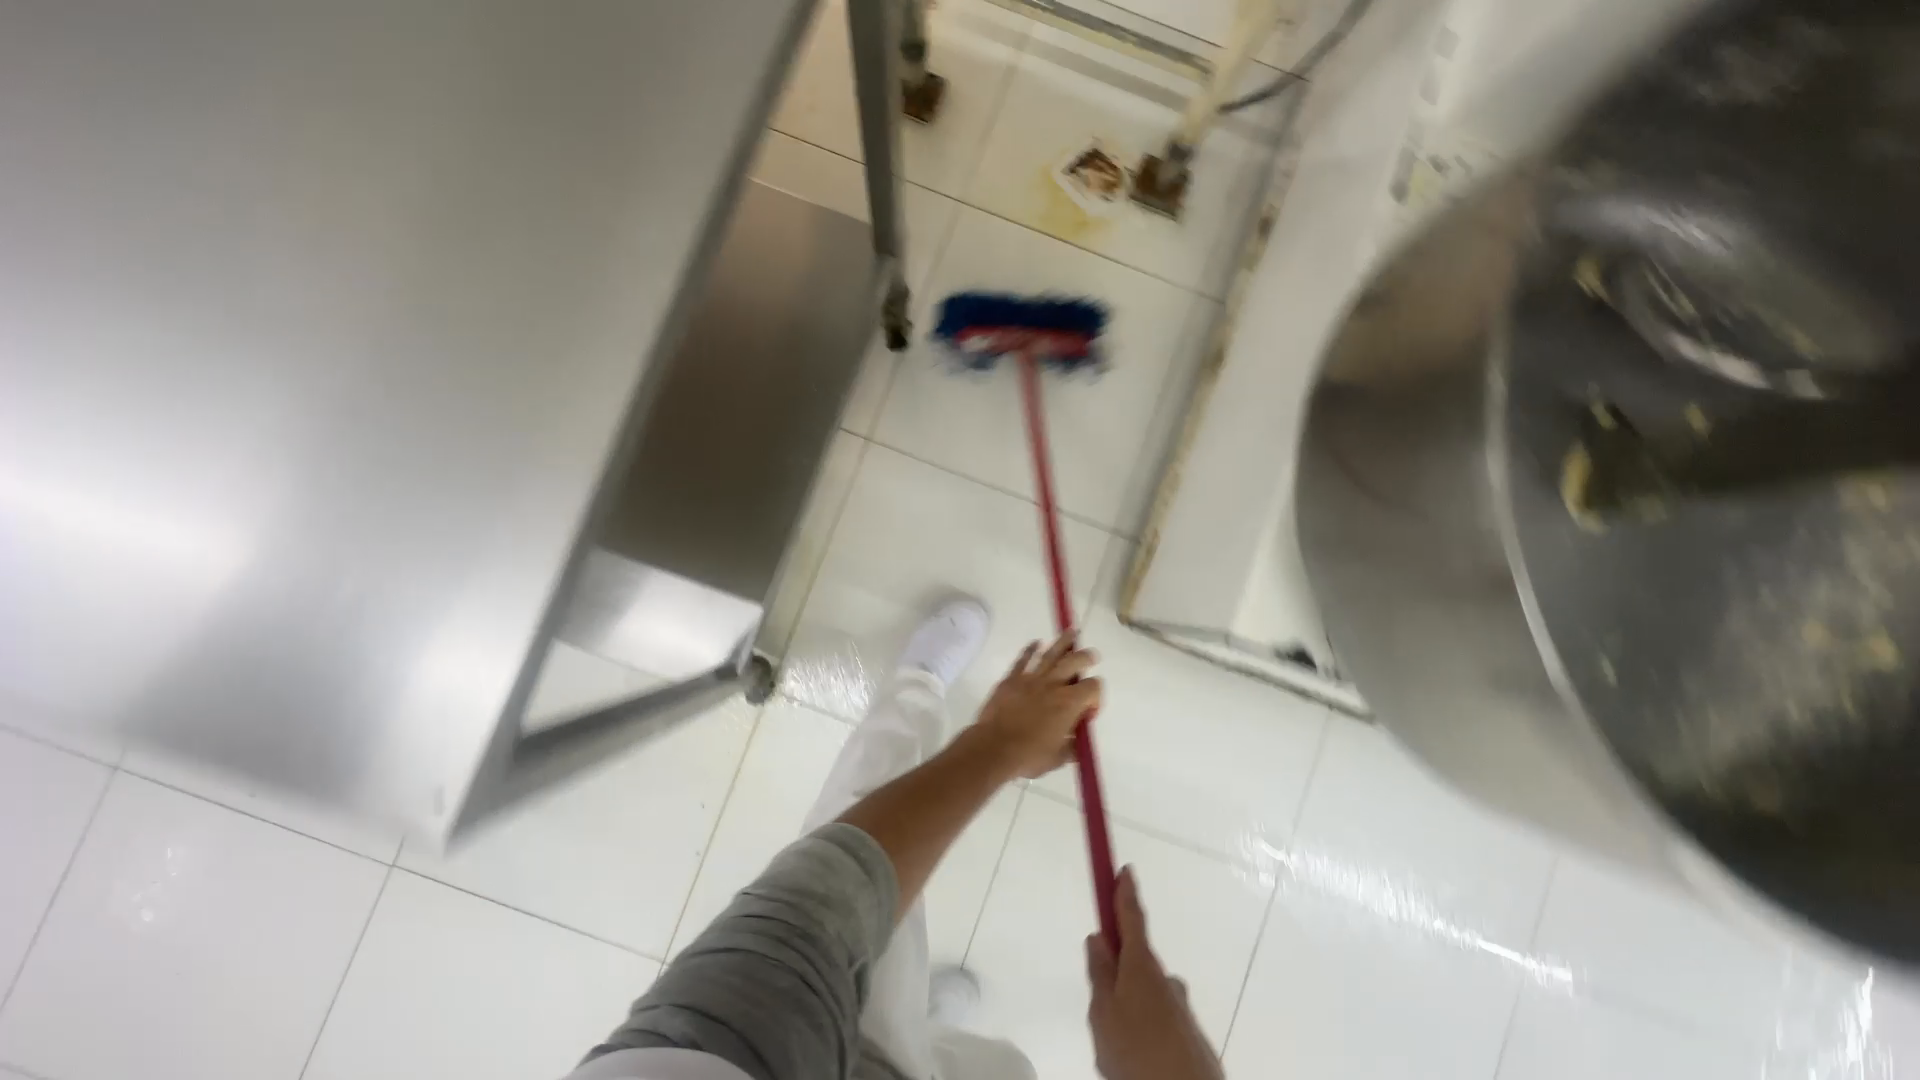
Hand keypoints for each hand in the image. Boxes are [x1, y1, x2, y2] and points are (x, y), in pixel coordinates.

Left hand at [965, 633, 1099, 779]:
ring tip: (1072, 632)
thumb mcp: (1059, 757)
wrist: (993, 748)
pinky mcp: (1011, 679)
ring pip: (1051, 653)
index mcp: (1069, 703)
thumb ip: (1072, 746)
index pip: (1093, 687)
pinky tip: (1035, 642)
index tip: (1089, 711)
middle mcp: (1053, 685)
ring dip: (1063, 641)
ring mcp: (1031, 679)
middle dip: (1086, 657)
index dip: (1096, 697)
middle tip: (1091, 657)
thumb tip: (1078, 742)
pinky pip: (1023, 659)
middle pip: (1075, 661)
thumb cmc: (1029, 755)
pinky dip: (1030, 649)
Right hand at [1086, 868, 1223, 1079]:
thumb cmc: (1137, 1053)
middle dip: (1117, 976)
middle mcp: (1166, 981)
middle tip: (1099, 1012)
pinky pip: (1158, 1026)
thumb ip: (1099, 974)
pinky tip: (1136, 1062)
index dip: (1125, 892)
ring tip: (1114, 1051)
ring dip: (1129, 1012)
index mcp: (1142, 967)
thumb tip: (1098, 937)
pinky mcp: (1191, 1039)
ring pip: (1146, 999)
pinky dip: (1145, 1035)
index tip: (1124, 868)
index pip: (1132, 917)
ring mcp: (1182, 1009)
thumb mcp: (1103, 1013)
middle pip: (1136, 963)